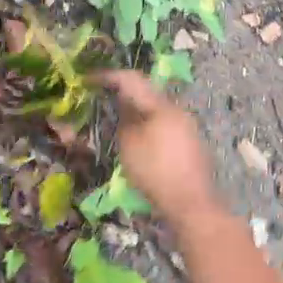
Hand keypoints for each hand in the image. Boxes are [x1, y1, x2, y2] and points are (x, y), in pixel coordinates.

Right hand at [95, 70, 218, 217]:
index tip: (89, 79)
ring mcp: (188, 127)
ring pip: (157, 109)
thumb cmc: (155, 172)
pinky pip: (166, 125)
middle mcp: (177, 110)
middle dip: (124, 93)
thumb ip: (123, 117)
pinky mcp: (193, 144)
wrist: (193, 206)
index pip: (132, 79)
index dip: (108, 76)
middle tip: (105, 98)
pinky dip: (150, 125)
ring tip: (120, 120)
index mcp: (161, 105)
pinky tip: (142, 140)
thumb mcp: (128, 144)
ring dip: (138, 111)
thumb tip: (121, 102)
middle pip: (147, 92)